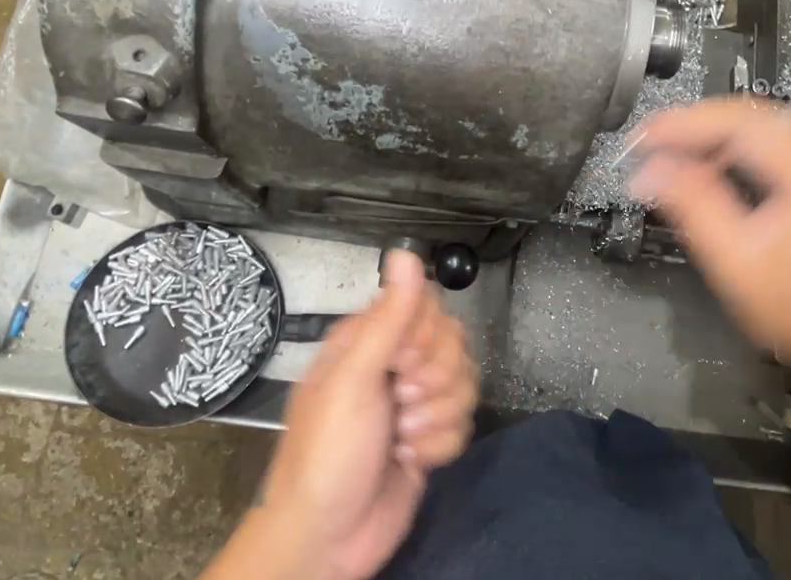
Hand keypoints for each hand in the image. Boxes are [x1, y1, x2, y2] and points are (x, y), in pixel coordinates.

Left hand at [224, 249, 477, 579]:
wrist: (326, 539)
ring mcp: (413, 401)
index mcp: (368, 340)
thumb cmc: (327, 452)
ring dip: (437, 417)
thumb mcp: (353, 380)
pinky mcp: (429, 437)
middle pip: (452, 342)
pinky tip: (410, 461)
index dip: (426, 334)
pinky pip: (462, 422)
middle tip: (402, 404)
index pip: (424, 305)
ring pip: (464, 382)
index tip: (406, 362)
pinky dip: (440, 445)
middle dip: (436, 380)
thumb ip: (388, 317)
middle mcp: (393, 363)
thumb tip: (406, 253)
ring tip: (403, 440)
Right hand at [628, 96, 790, 384]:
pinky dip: (729, 147)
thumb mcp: (735, 260)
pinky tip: (702, 163)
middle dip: (691, 129)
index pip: (738, 123)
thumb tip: (649, 168)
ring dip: (707, 137)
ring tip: (666, 155)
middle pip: (746, 117)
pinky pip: (767, 139)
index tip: (642, 137)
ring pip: (753, 123)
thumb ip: (692, 204)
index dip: (683, 126)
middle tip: (646, 146)